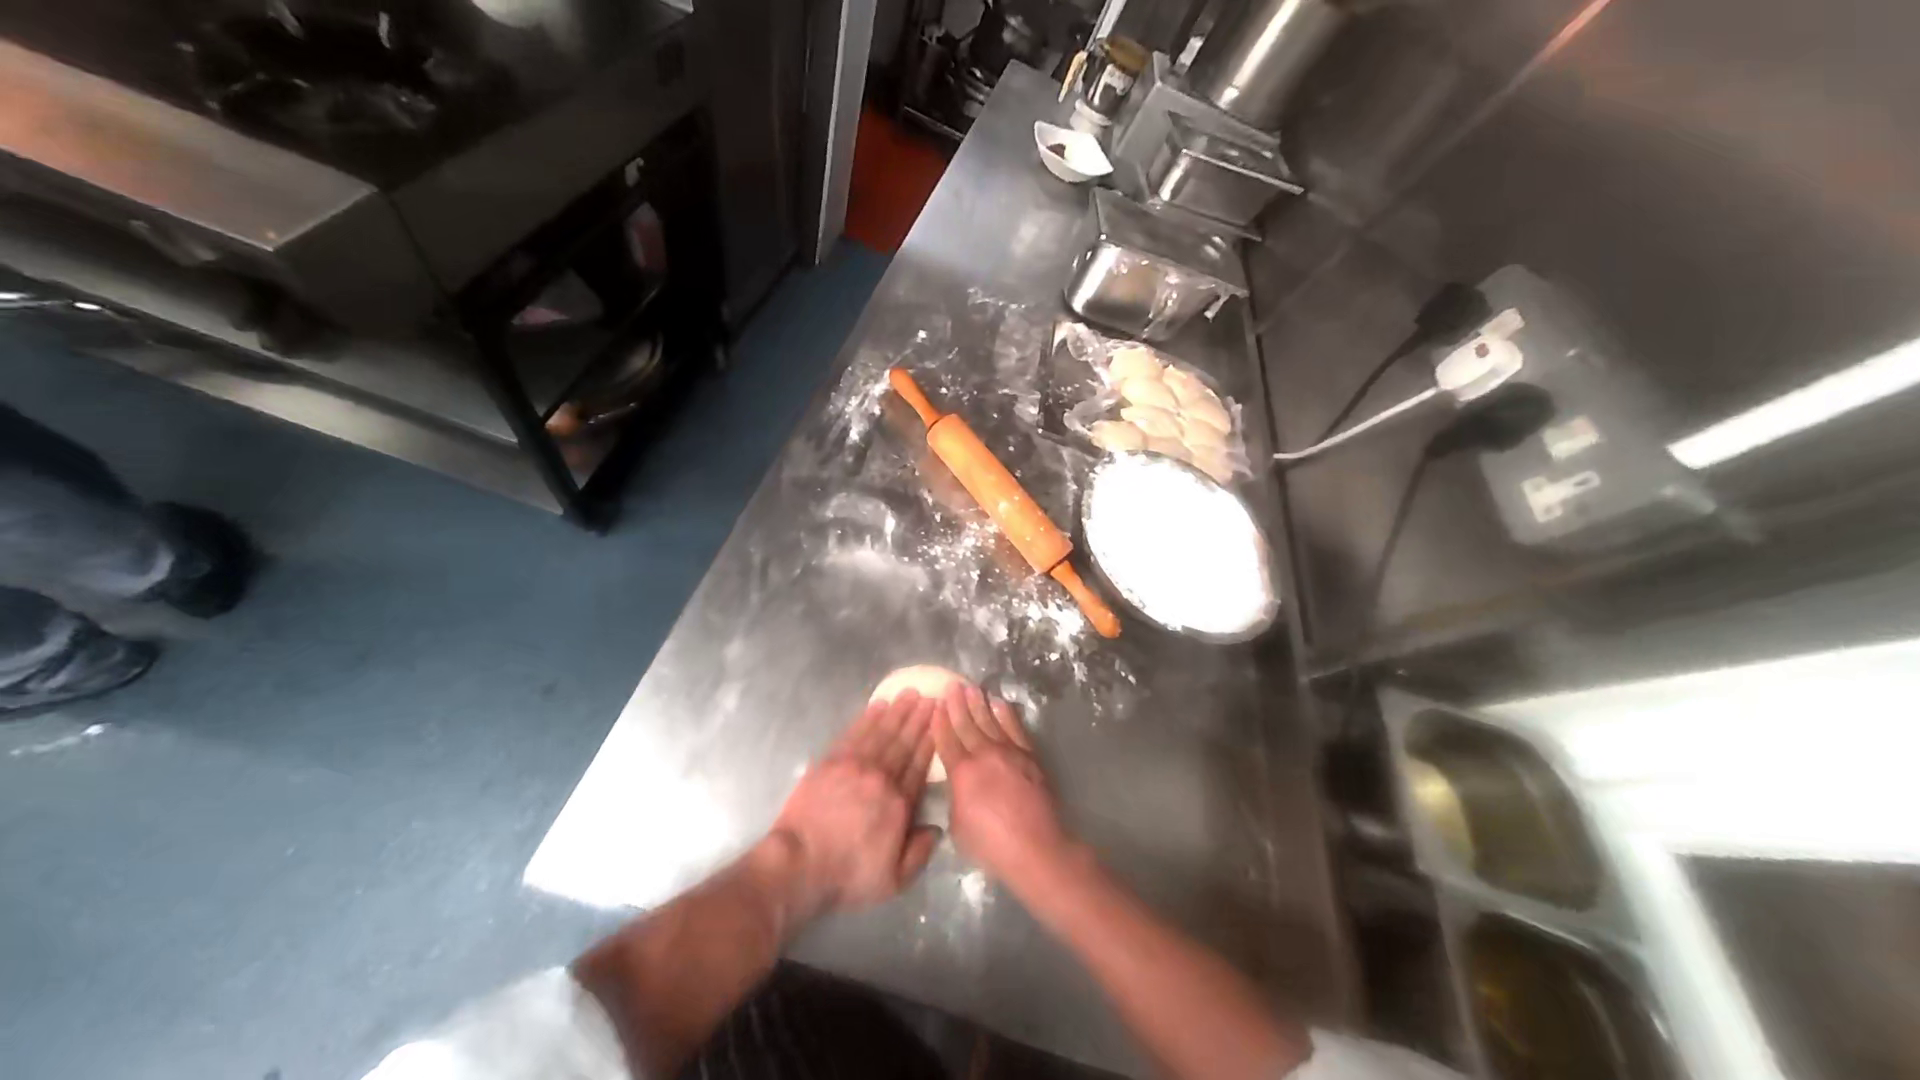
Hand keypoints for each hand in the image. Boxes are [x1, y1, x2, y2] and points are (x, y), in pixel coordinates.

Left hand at [767, 691, 941, 924]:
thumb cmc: (847, 876)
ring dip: (898, 712)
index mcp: (899, 804)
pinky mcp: (831, 761)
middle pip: (904, 743)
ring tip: (910, 693)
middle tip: (931, 698)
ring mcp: (855, 766)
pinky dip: (868, 717)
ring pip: (882, 732)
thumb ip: (919, 853)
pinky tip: (879, 705)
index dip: (931, 743)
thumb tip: (937, 828)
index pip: (919, 766)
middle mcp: (881, 778)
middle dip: (919, 719)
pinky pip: (855, 733)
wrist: (799, 865)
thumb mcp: (893, 880)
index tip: (940, 723)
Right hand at [935, 684, 1081, 889]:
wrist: (1035, 847)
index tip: (934, 704)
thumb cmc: (991, 844)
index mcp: (962, 772)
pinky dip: (1006, 715)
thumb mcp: (958, 825)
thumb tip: (959, 785)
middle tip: (951, 686)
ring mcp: (1009, 753)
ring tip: (971, 688)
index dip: (939, 722)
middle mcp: (983, 755)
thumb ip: (955, 798)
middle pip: (967, 724)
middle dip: (956, 704)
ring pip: (990, 721)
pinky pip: (1014, 729)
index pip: (946, 740)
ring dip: (979, 704)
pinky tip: (999, 704)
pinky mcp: (1029, 756)